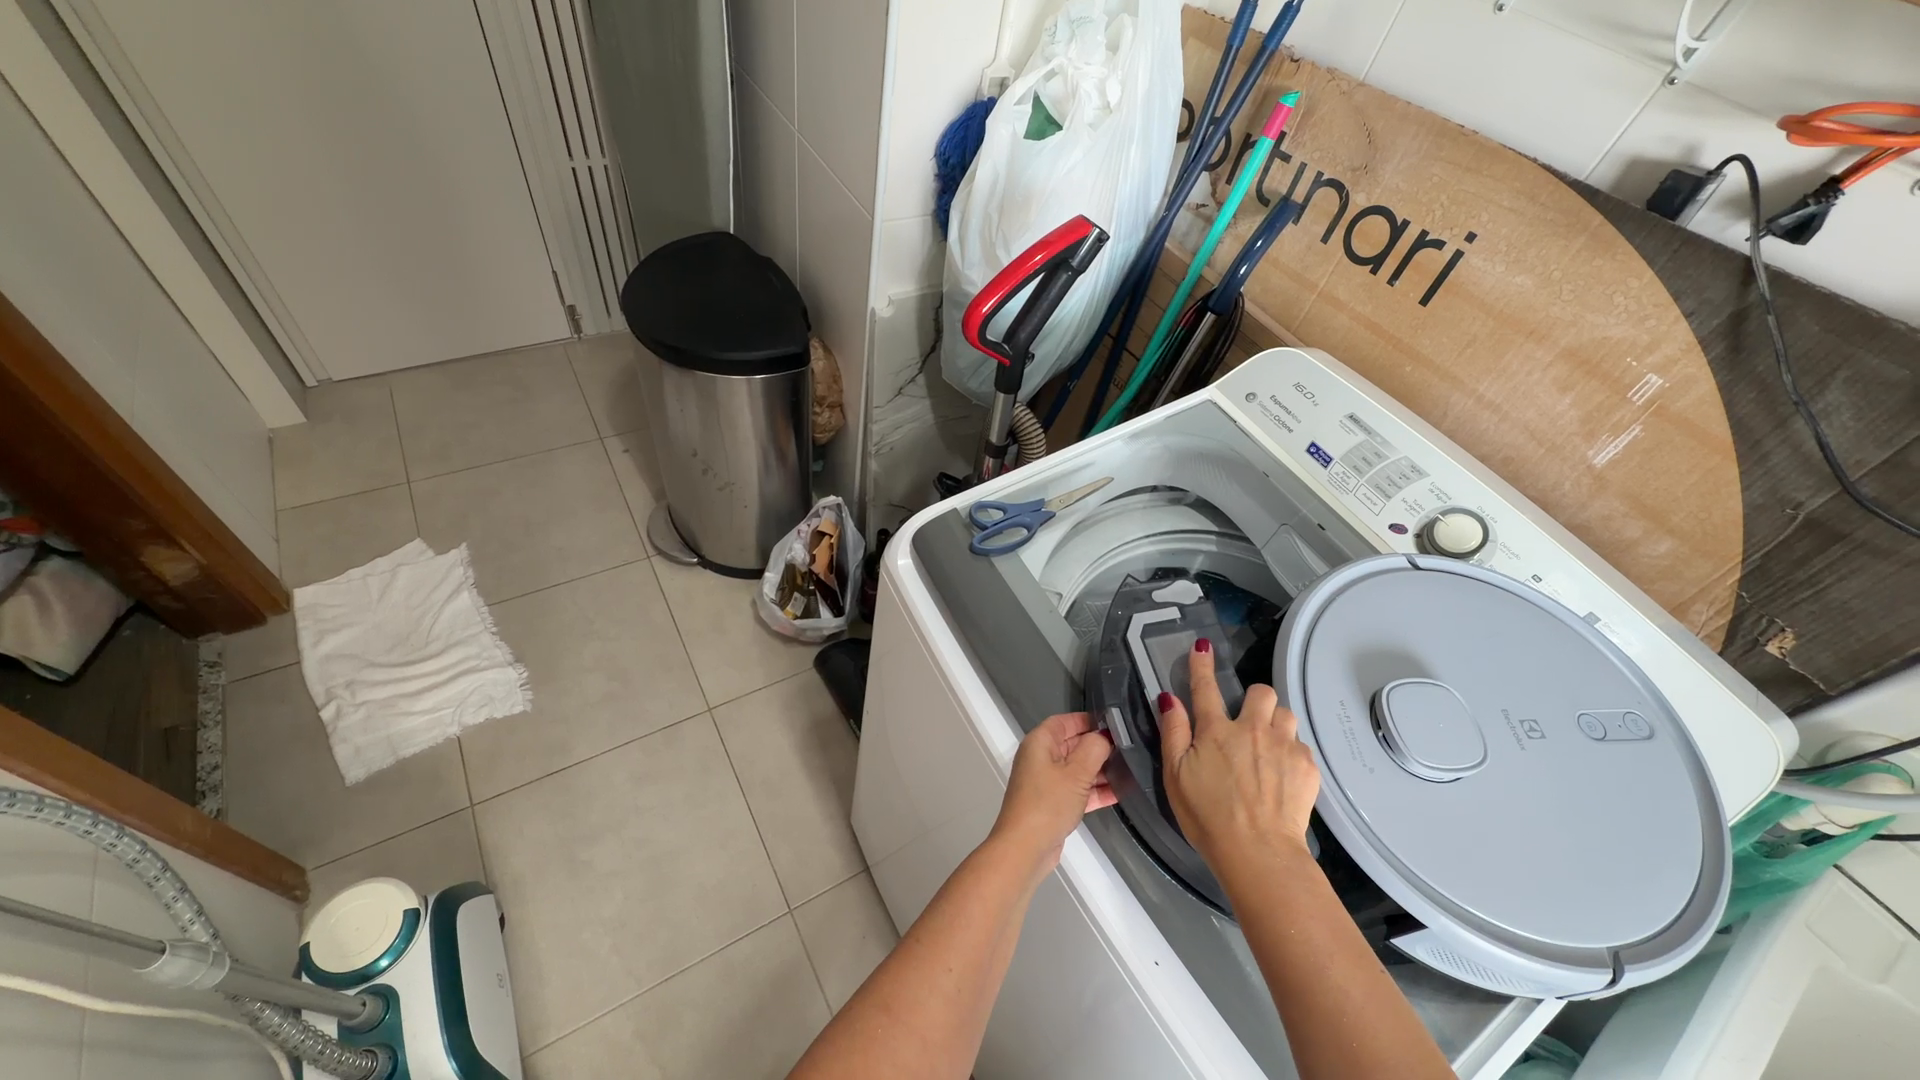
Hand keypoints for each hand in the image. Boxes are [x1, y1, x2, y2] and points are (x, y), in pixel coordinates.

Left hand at [990, 712, 1115, 867]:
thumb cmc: (1048, 803)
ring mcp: (1046, 783)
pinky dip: (1095, 791)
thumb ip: (1094, 749)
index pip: (1064, 721)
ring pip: (1077, 769)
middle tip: (1127, 747)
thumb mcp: (1076, 772)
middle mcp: (1041, 759)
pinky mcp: (1053, 804)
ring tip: (1129, 769)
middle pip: (1072, 745)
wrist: (1026, 848)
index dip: (1087, 720)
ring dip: (1099, 770)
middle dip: (1097, 746)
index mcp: (1040, 743)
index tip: (1113, 724)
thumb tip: (1104, 737)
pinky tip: (1119, 793)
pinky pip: (1078, 790)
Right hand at [1158, 640, 1320, 883]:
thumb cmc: (1207, 817)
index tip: (1202, 646)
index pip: (1205, 688)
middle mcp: (1252, 730)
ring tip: (1268, 749)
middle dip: (1255, 700)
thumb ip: (1173, 733)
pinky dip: (1291, 754)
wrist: (1258, 852)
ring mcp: (1284, 746)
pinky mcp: (1307, 766)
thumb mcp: (1175, 777)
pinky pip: (1301, 746)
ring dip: (1276, 725)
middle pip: (1261, 692)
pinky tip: (1282, 778)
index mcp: (1216, 732)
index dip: (1202, 665)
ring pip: (1286, 715)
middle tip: (1247, 724)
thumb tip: (1170, 699)